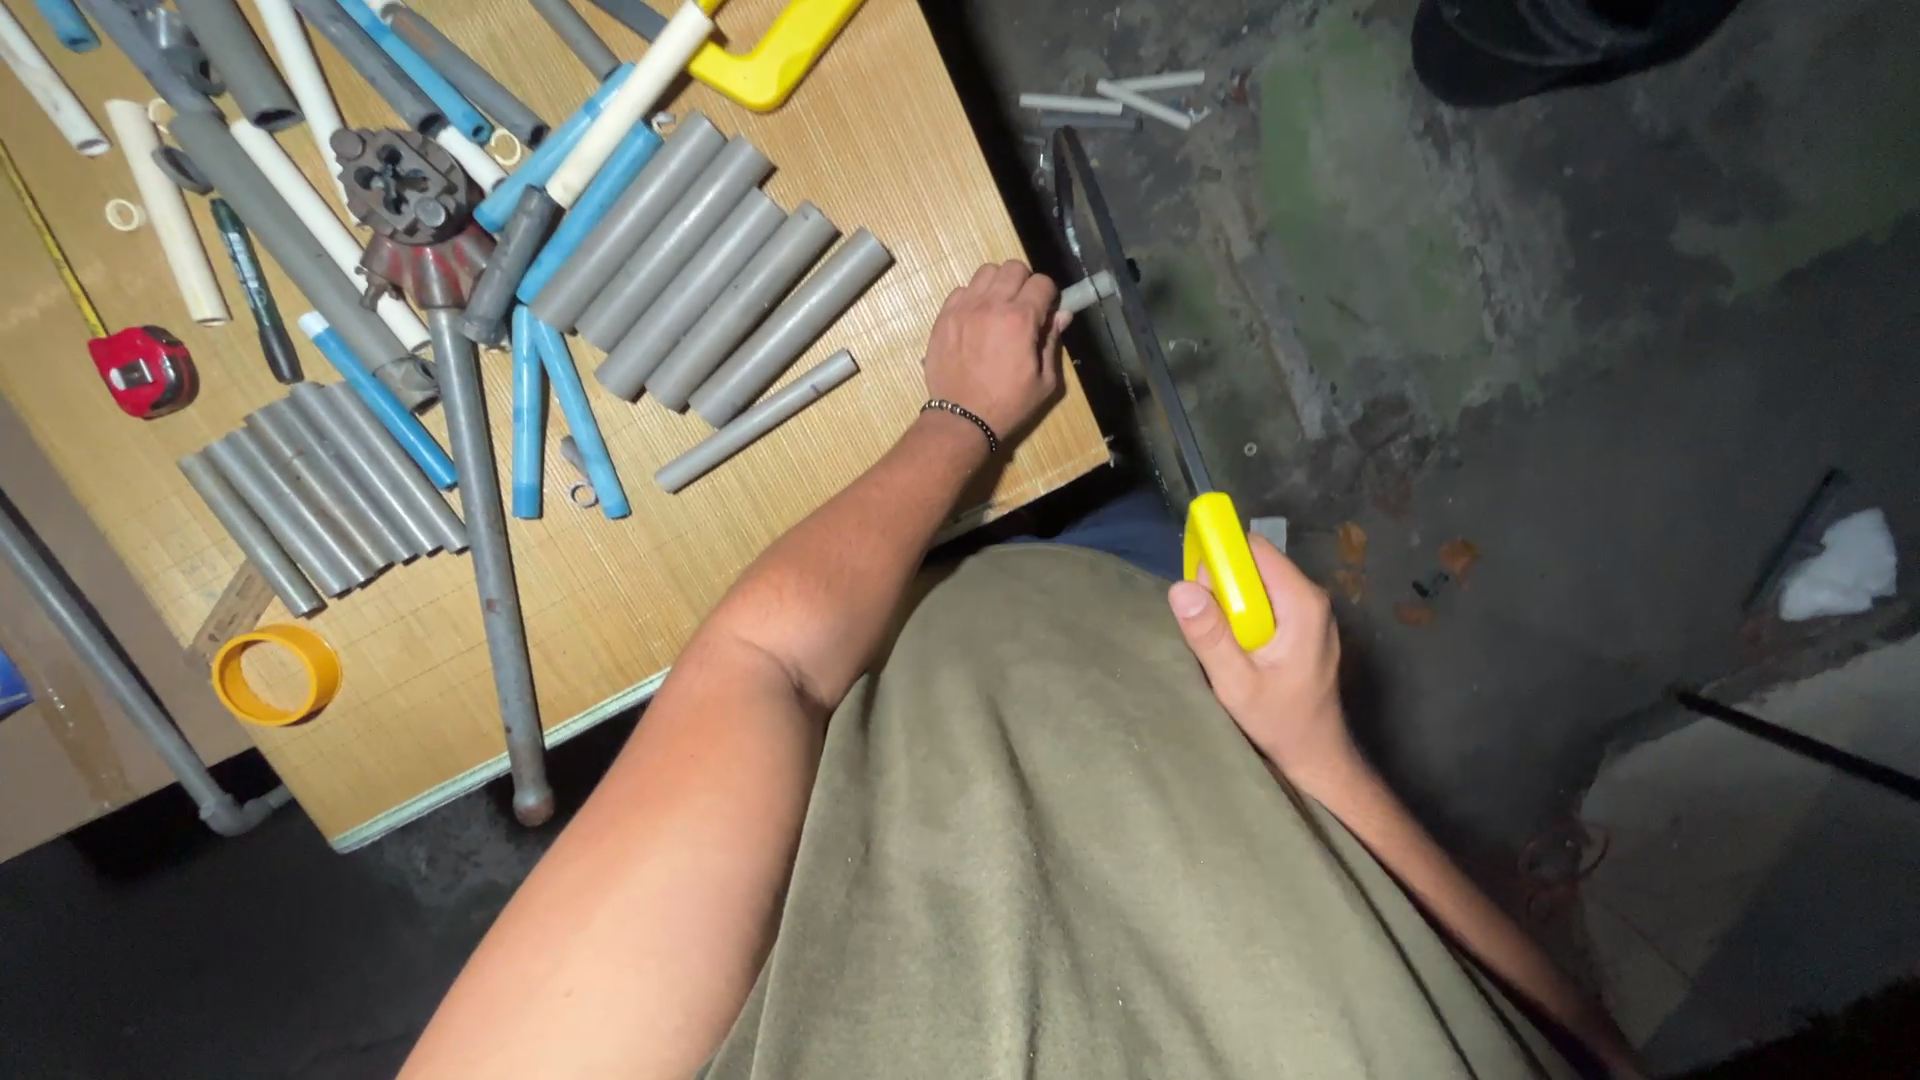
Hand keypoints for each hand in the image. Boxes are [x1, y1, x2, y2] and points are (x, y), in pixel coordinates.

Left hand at [923, 261, 1069, 437]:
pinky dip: (972, 298)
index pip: (1042, 282)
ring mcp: (964, 308)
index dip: (1048, 296)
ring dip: (997, 285)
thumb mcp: (1044, 382)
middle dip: (1024, 284)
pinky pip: (961, 290)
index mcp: (1020, 319)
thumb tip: (1061, 315)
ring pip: (985, 272)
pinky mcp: (944, 317)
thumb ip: (1053, 343)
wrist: (962, 419)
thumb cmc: (1008, 405)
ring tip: (998, 310)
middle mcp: (991, 305)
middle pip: (1013, 268)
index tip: (1045, 313)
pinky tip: (975, 320)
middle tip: (1023, 309)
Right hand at [1168, 535, 1355, 783]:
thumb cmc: (1280, 721)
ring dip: (1229, 603)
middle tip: (1208, 627)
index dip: (1220, 560)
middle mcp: (1309, 597)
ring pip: (1255, 582)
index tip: (1197, 589)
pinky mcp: (1301, 622)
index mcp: (1301, 603)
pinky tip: (1238, 649)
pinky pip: (1262, 599)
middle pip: (1253, 564)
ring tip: (1223, 643)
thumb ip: (1210, 635)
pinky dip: (1241, 615)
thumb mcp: (1236, 683)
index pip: (1254, 550)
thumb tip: (1180, 588)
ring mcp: (1308, 609)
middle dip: (1221, 585)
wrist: (1316, 754)